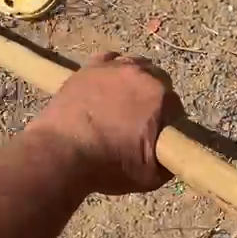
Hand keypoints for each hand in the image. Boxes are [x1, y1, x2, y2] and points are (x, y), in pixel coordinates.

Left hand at [27, 52, 179, 194]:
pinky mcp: (90, 67)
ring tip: (124, 102)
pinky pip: (111, 59)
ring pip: (136, 67)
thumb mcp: (150, 177)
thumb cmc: (107, 166)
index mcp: (161, 99)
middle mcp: (142, 75)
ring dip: (136, 81)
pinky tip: (109, 84)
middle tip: (141, 121)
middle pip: (158, 82)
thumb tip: (172, 155)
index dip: (169, 123)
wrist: (60, 153)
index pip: (175, 107)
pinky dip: (114, 69)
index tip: (159, 136)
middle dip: (154, 99)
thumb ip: (169, 162)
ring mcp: (114, 68)